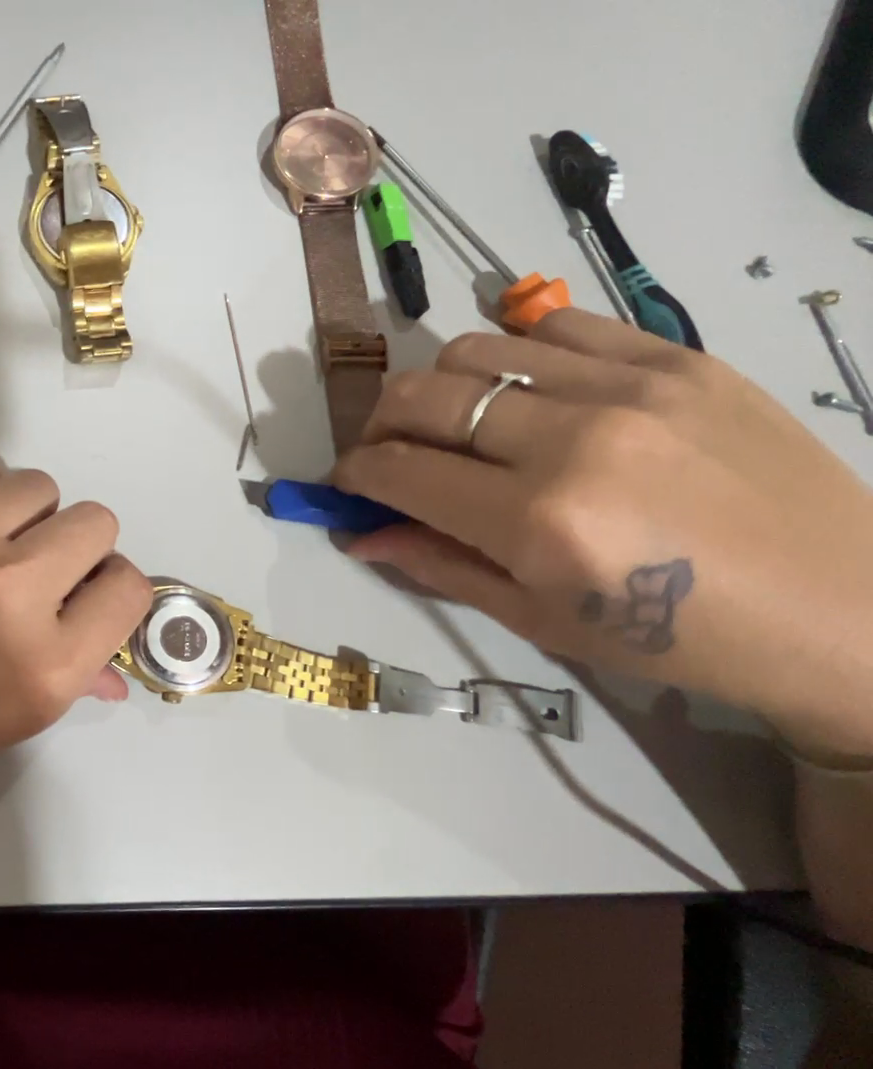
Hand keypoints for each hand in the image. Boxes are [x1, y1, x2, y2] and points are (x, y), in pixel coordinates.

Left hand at [0, 446, 151, 808]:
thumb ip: (64, 683)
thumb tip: (110, 666)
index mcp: (45, 668)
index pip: (128, 590)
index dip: (111, 591)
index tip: (83, 595)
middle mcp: (13, 593)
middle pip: (95, 523)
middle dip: (76, 548)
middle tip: (34, 570)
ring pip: (39, 486)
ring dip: (25, 514)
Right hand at [334, 309, 872, 759]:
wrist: (849, 609)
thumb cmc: (677, 638)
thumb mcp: (540, 617)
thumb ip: (438, 564)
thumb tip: (358, 531)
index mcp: (540, 520)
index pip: (398, 470)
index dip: (354, 474)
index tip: (347, 483)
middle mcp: (576, 440)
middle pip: (422, 395)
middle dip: (378, 424)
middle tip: (386, 452)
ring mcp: (633, 388)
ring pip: (475, 349)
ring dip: (439, 386)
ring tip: (455, 421)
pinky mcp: (680, 360)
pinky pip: (558, 329)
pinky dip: (518, 357)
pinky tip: (528, 396)